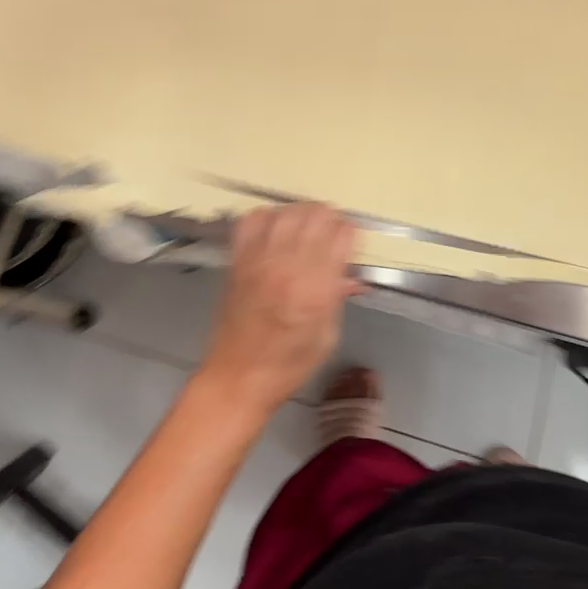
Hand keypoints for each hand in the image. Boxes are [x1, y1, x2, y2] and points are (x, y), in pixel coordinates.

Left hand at [197, 203, 358, 412]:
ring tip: (305, 229)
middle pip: (315, 214)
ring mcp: (259, 260)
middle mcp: (288, 268)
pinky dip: (267, 217)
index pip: (341, 235)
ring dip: (301, 213)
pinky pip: (252, 219)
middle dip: (329, 219)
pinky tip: (275, 231)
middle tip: (330, 233)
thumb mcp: (327, 336)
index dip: (349, 234)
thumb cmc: (287, 365)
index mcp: (316, 290)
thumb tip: (351, 276)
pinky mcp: (238, 260)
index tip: (349, 243)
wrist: (237, 378)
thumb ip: (338, 297)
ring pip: (286, 211)